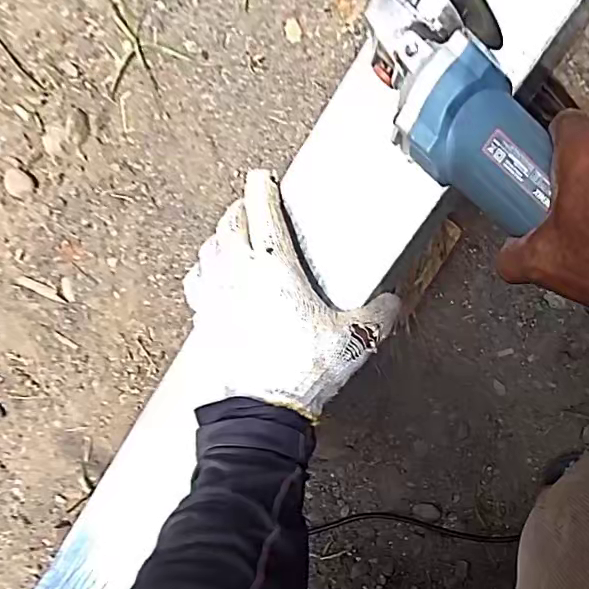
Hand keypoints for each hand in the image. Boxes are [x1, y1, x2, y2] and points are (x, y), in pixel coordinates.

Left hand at [184, 170, 400, 419]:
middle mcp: (239, 275)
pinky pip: (197, 285)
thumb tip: (391, 304)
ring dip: (219, 238)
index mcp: (274, 268)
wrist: (261, 410)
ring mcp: (216, 298)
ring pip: (208, 250)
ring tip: (229, 237)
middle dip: (239, 209)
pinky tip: (210, 278)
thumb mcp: (352, 340)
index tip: (262, 178)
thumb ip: (377, 316)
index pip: (262, 211)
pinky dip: (204, 272)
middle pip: (229, 224)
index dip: (262, 188)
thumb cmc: (299, 372)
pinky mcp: (205, 323)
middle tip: (249, 206)